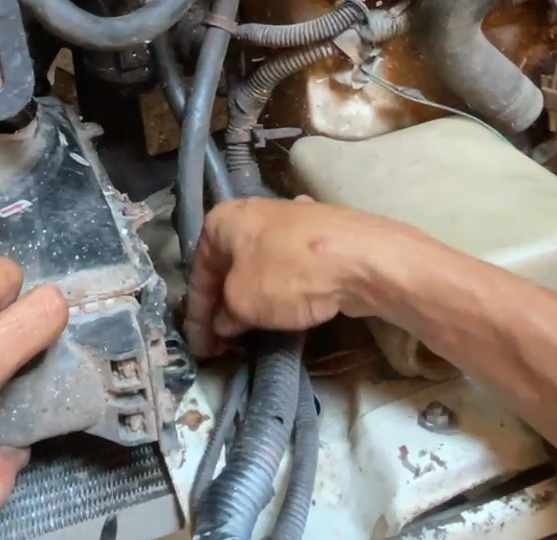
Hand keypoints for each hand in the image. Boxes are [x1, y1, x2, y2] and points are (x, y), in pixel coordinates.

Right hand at [184, 197, 406, 356]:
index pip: (199, 270)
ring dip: (250, 298)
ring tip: (248, 333)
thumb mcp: (242, 302)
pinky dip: (278, 290)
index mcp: (223, 219)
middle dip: (222, 305)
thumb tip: (224, 321)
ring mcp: (288, 221)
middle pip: (229, 266)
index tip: (199, 345)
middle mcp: (252, 212)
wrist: (360, 257)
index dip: (197, 313)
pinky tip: (281, 311)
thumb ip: (225, 314)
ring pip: (258, 266)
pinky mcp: (317, 235)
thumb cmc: (287, 273)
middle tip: (220, 343)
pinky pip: (286, 267)